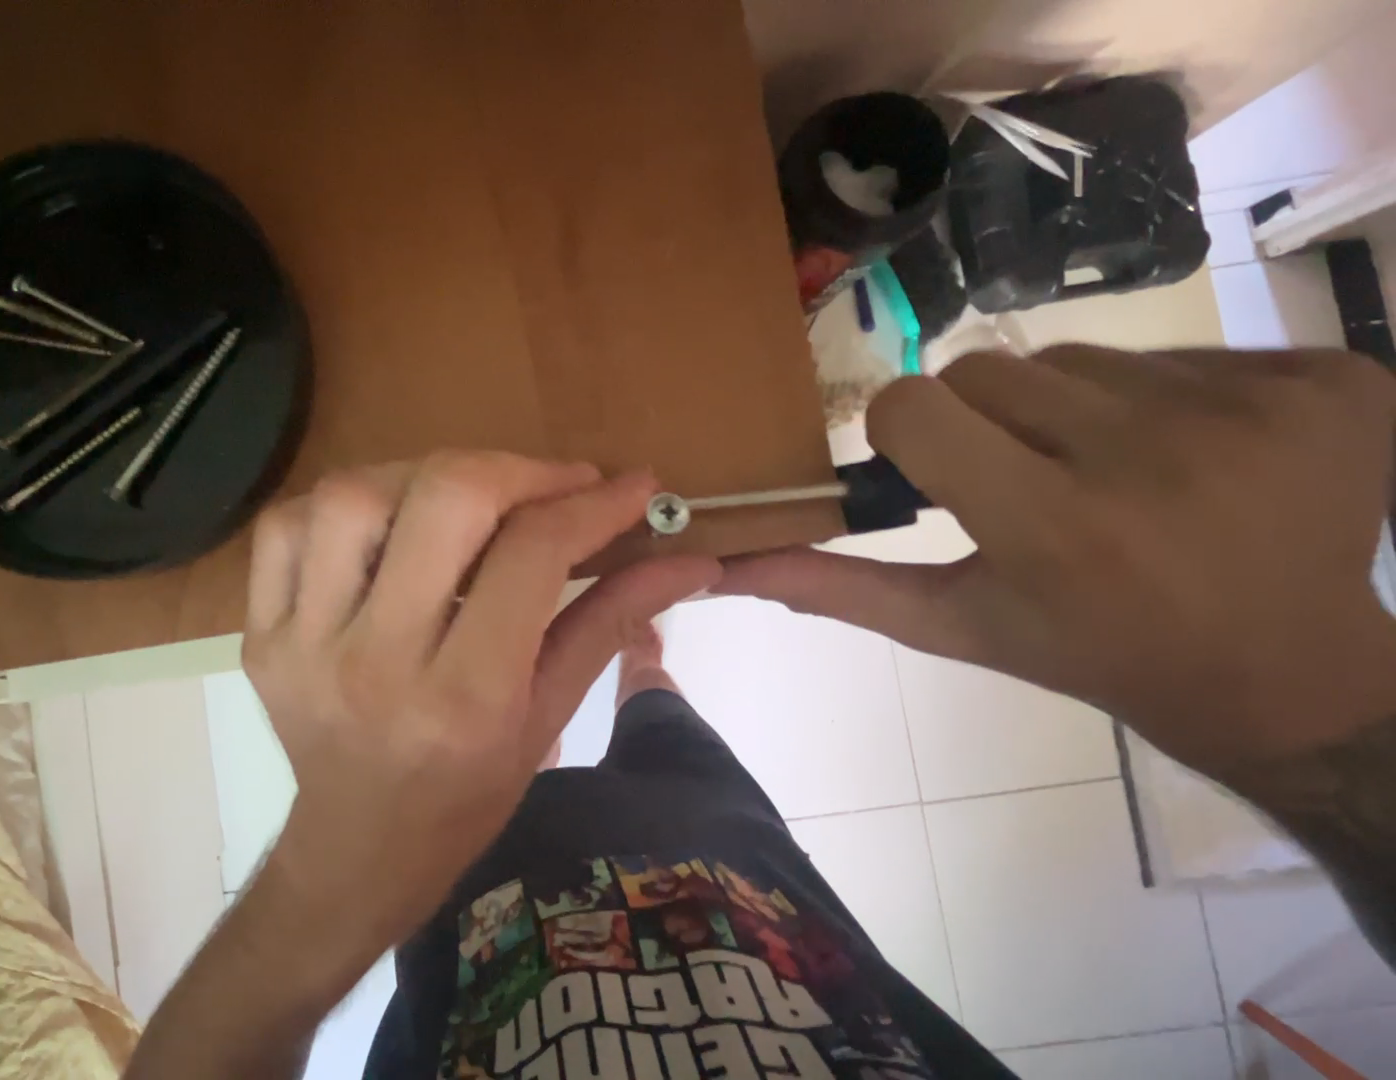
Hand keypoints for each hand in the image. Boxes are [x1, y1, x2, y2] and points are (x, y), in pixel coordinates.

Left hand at [243, 452, 720, 953]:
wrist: (359, 846)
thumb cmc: (469, 795)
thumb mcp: (549, 716)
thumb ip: (610, 624)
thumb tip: (692, 558)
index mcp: (464, 697)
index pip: (531, 555)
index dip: (591, 503)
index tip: (631, 487)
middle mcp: (377, 662)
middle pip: (443, 499)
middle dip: (514, 469)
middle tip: (551, 483)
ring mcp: (304, 645)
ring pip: (354, 496)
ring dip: (423, 477)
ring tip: (465, 501)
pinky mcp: (260, 633)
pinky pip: (286, 527)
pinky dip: (340, 504)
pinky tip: (382, 529)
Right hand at [720, 347, 1395, 778]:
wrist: (1286, 673)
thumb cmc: (1088, 650)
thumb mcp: (954, 625)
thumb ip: (838, 586)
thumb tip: (724, 568)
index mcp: (1052, 527)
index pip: (916, 405)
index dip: (905, 429)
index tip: (932, 467)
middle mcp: (1154, 458)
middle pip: (988, 369)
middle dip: (980, 419)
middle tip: (1020, 479)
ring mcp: (1254, 413)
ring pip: (1077, 356)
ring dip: (1065, 407)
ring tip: (1104, 470)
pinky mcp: (1329, 382)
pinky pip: (1176, 353)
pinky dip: (1159, 399)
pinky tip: (1192, 459)